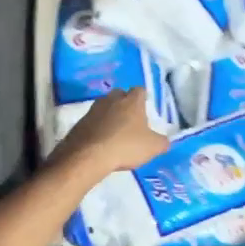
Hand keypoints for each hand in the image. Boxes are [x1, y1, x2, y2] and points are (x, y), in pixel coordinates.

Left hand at [51, 88, 167, 173]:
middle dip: (125, 103)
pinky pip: (92, 120)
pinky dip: (97, 127)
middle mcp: (111, 99)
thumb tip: (164, 141)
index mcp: (131, 100)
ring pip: (105, 106)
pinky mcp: (80, 121)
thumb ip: (162, 142)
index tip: (145, 109)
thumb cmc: (125, 146)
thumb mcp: (152, 147)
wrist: (88, 155)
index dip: (143, 98)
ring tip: (115, 131)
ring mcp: (93, 109)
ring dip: (110, 115)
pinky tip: (101, 140)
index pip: (140, 90)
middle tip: (130, 119)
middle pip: (120, 94)